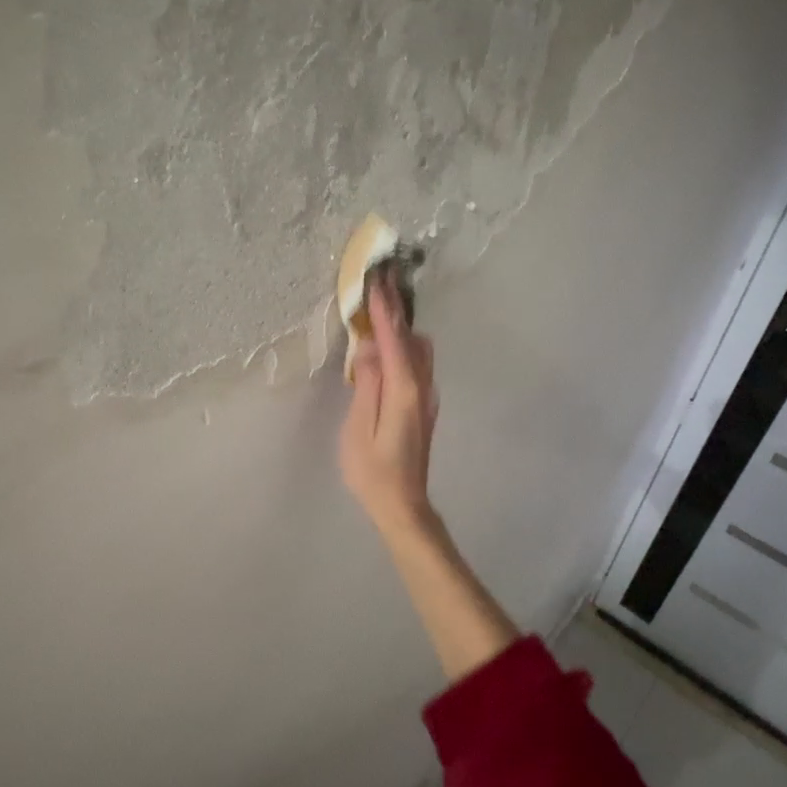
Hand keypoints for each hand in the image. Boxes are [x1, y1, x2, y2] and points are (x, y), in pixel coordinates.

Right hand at [339, 270, 438, 533]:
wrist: (402, 504)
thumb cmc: (373, 472)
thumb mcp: (359, 429)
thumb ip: (367, 385)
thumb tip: (369, 346)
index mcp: (405, 391)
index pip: (394, 340)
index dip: (384, 311)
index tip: (377, 281)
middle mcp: (423, 388)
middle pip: (413, 340)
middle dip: (396, 312)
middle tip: (379, 285)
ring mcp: (427, 398)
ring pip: (420, 351)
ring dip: (401, 329)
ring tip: (379, 310)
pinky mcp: (424, 407)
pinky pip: (417, 364)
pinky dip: (403, 346)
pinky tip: (387, 347)